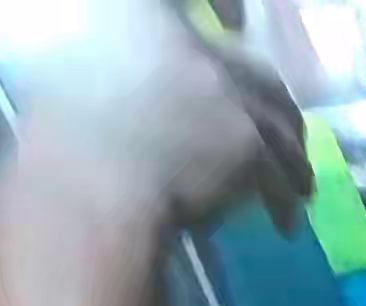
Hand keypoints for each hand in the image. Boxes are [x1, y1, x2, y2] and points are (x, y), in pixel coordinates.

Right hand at [11, 0, 311, 231]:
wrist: (94, 184)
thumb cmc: (64, 143)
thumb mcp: (73, 80)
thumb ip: (117, 77)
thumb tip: (138, 106)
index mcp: (139, 14)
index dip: (221, 2)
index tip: (235, 18)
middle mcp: (196, 47)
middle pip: (259, 76)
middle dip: (278, 111)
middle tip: (288, 137)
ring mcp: (228, 96)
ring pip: (280, 129)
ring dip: (294, 161)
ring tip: (301, 189)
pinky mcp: (249, 146)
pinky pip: (280, 181)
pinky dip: (285, 204)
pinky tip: (286, 224)